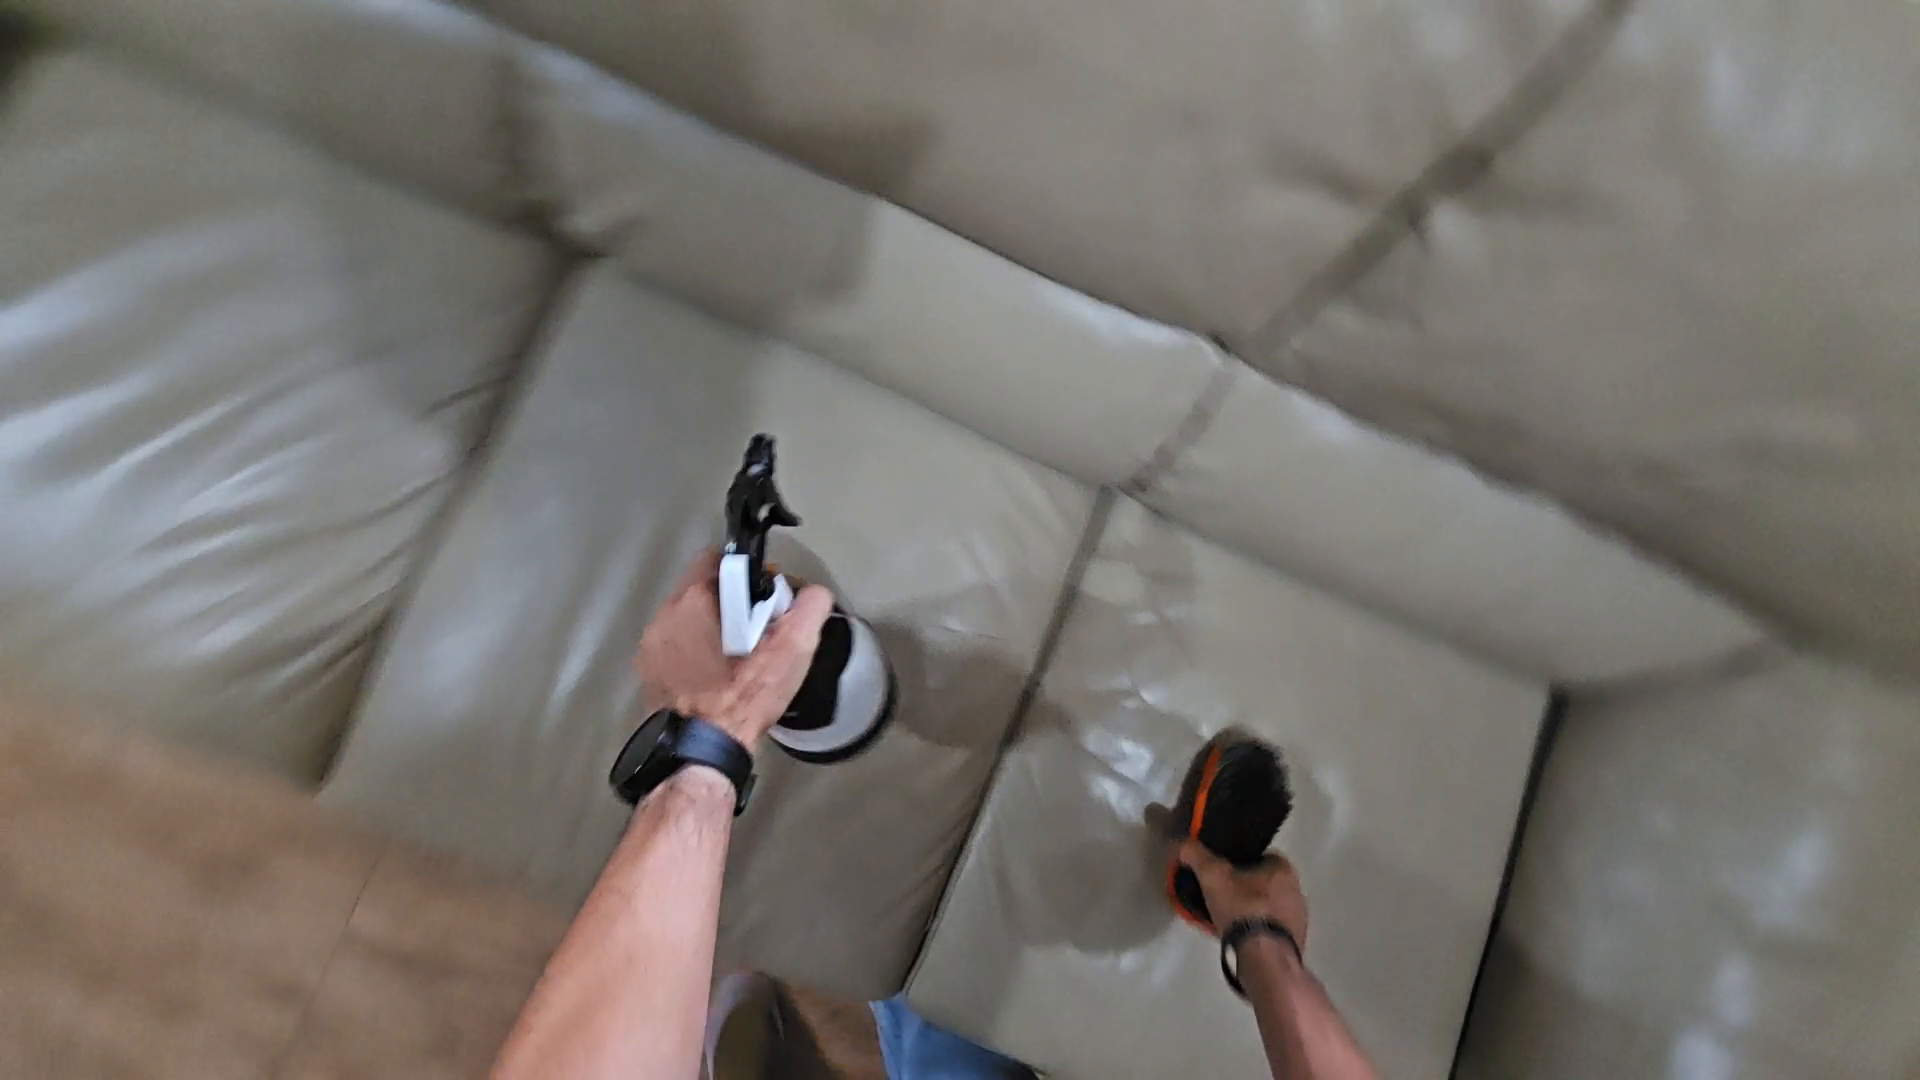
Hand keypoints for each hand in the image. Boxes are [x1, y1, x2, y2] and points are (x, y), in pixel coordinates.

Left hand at [634, 548, 834, 748]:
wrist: (702, 753)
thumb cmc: (744, 697)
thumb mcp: (792, 650)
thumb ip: (809, 609)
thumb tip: (814, 593)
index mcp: (693, 600)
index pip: (718, 558)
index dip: (749, 572)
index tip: (767, 597)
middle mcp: (664, 616)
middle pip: (702, 587)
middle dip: (733, 599)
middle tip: (760, 627)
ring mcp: (650, 646)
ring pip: (688, 616)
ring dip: (714, 624)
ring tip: (741, 654)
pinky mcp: (647, 673)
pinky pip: (675, 644)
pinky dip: (696, 649)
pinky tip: (718, 673)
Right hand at [1176, 838, 1308, 944]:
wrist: (1265, 960)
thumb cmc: (1243, 908)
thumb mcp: (1211, 875)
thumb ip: (1195, 854)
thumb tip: (1180, 842)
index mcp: (1284, 869)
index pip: (1260, 856)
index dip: (1239, 861)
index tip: (1221, 870)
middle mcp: (1297, 892)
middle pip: (1264, 882)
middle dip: (1243, 887)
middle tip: (1220, 894)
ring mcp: (1298, 922)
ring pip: (1267, 908)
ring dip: (1249, 911)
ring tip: (1225, 919)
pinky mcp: (1294, 946)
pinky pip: (1270, 931)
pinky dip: (1255, 931)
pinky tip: (1237, 938)